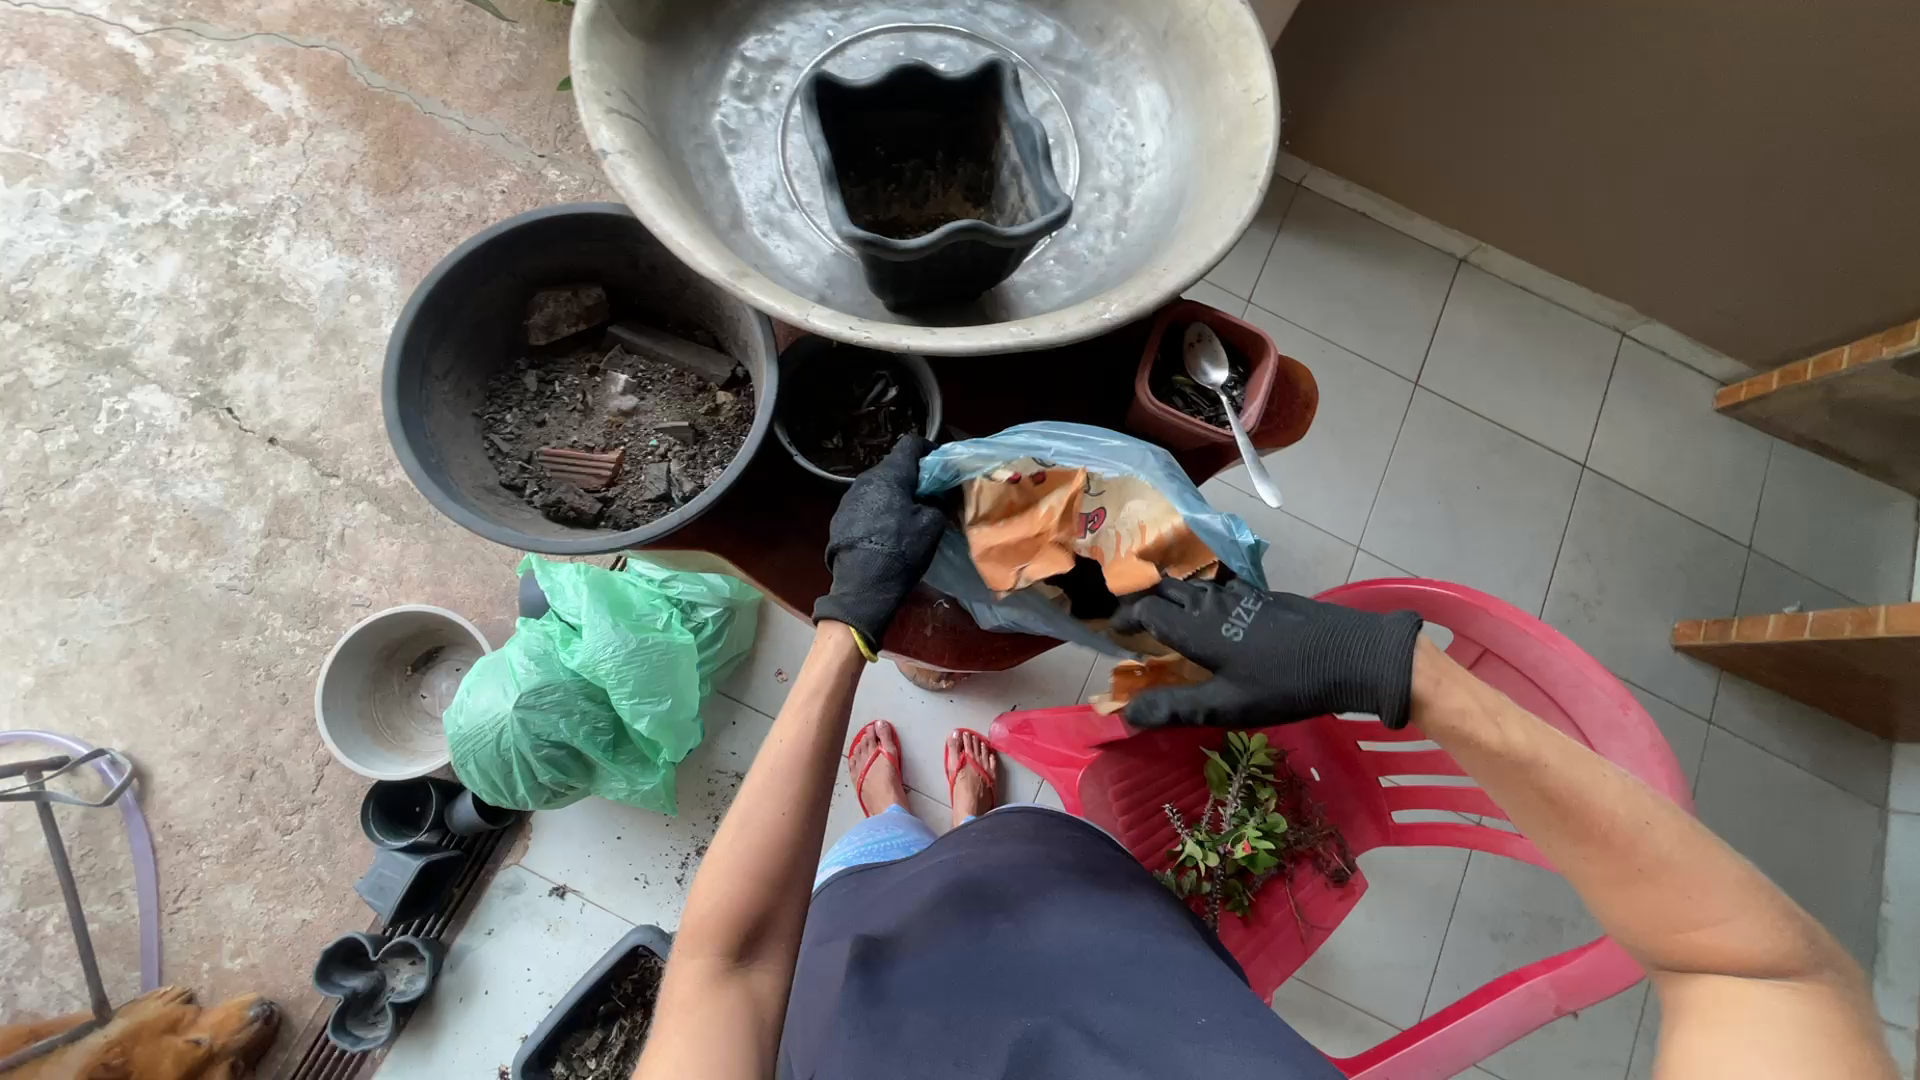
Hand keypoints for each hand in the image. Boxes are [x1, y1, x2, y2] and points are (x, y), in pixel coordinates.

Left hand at [811, 435, 946, 652]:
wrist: (862, 585)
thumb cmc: (902, 550)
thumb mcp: (932, 525)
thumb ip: (937, 500)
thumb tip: (938, 492)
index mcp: (890, 475)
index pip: (911, 444)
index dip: (928, 450)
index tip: (940, 465)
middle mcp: (865, 479)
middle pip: (893, 466)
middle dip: (912, 476)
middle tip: (929, 494)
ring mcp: (849, 498)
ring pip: (878, 486)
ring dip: (895, 494)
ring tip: (907, 514)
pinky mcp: (840, 517)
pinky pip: (866, 503)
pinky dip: (880, 509)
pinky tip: (886, 530)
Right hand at [1109, 577, 1423, 729]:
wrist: (1353, 655)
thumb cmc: (1285, 684)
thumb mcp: (1227, 705)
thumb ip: (1175, 707)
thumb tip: (1127, 715)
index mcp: (1195, 627)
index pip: (1145, 610)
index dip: (1125, 618)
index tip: (1114, 632)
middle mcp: (1210, 603)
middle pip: (1164, 589)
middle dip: (1142, 601)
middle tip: (1133, 622)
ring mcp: (1237, 595)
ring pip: (1190, 588)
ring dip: (1170, 598)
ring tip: (1164, 618)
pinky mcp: (1260, 596)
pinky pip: (1216, 590)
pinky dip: (1199, 599)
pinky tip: (1212, 617)